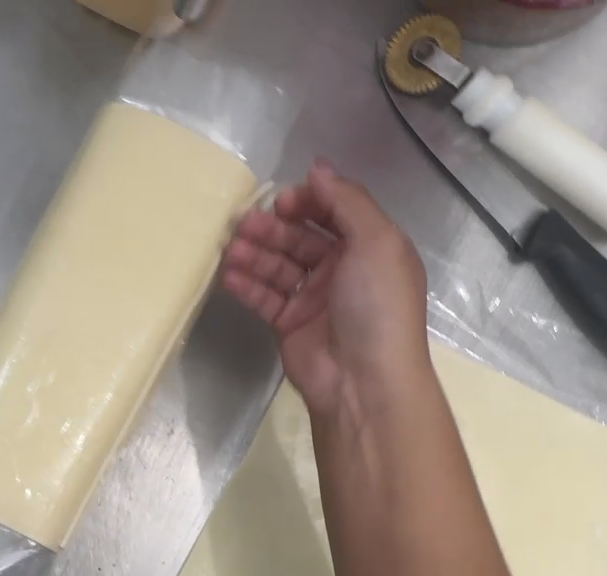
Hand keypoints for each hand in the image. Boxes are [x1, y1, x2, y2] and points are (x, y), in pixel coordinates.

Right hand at [221, 161, 430, 418]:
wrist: (363, 378)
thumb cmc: (377, 305)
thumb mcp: (376, 241)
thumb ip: (346, 201)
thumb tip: (317, 168)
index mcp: (370, 246)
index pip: (334, 212)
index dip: (308, 202)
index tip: (282, 200)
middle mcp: (342, 268)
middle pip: (300, 238)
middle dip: (273, 228)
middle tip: (245, 223)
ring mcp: (313, 297)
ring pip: (278, 267)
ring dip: (255, 255)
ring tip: (231, 250)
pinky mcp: (289, 324)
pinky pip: (265, 297)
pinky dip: (248, 286)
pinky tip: (230, 277)